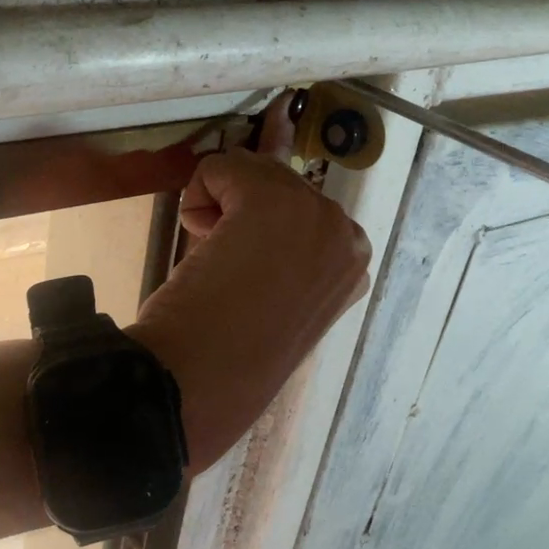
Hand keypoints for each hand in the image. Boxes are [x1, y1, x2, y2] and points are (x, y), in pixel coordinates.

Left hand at [131, 97, 372, 469]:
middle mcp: (346, 234)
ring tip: (218, 267)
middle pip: (275, 185)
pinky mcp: (273, 199)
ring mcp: (316, 213)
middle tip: (229, 276)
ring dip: (219, 210)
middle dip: (240, 217)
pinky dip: (196, 198)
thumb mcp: (273, 297)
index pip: (298, 210)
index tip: (248, 272)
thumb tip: (251, 218)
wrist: (202, 381)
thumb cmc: (230, 356)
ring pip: (250, 172)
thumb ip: (280, 257)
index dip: (257, 231)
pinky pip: (219, 167)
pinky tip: (203, 245)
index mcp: (351, 266)